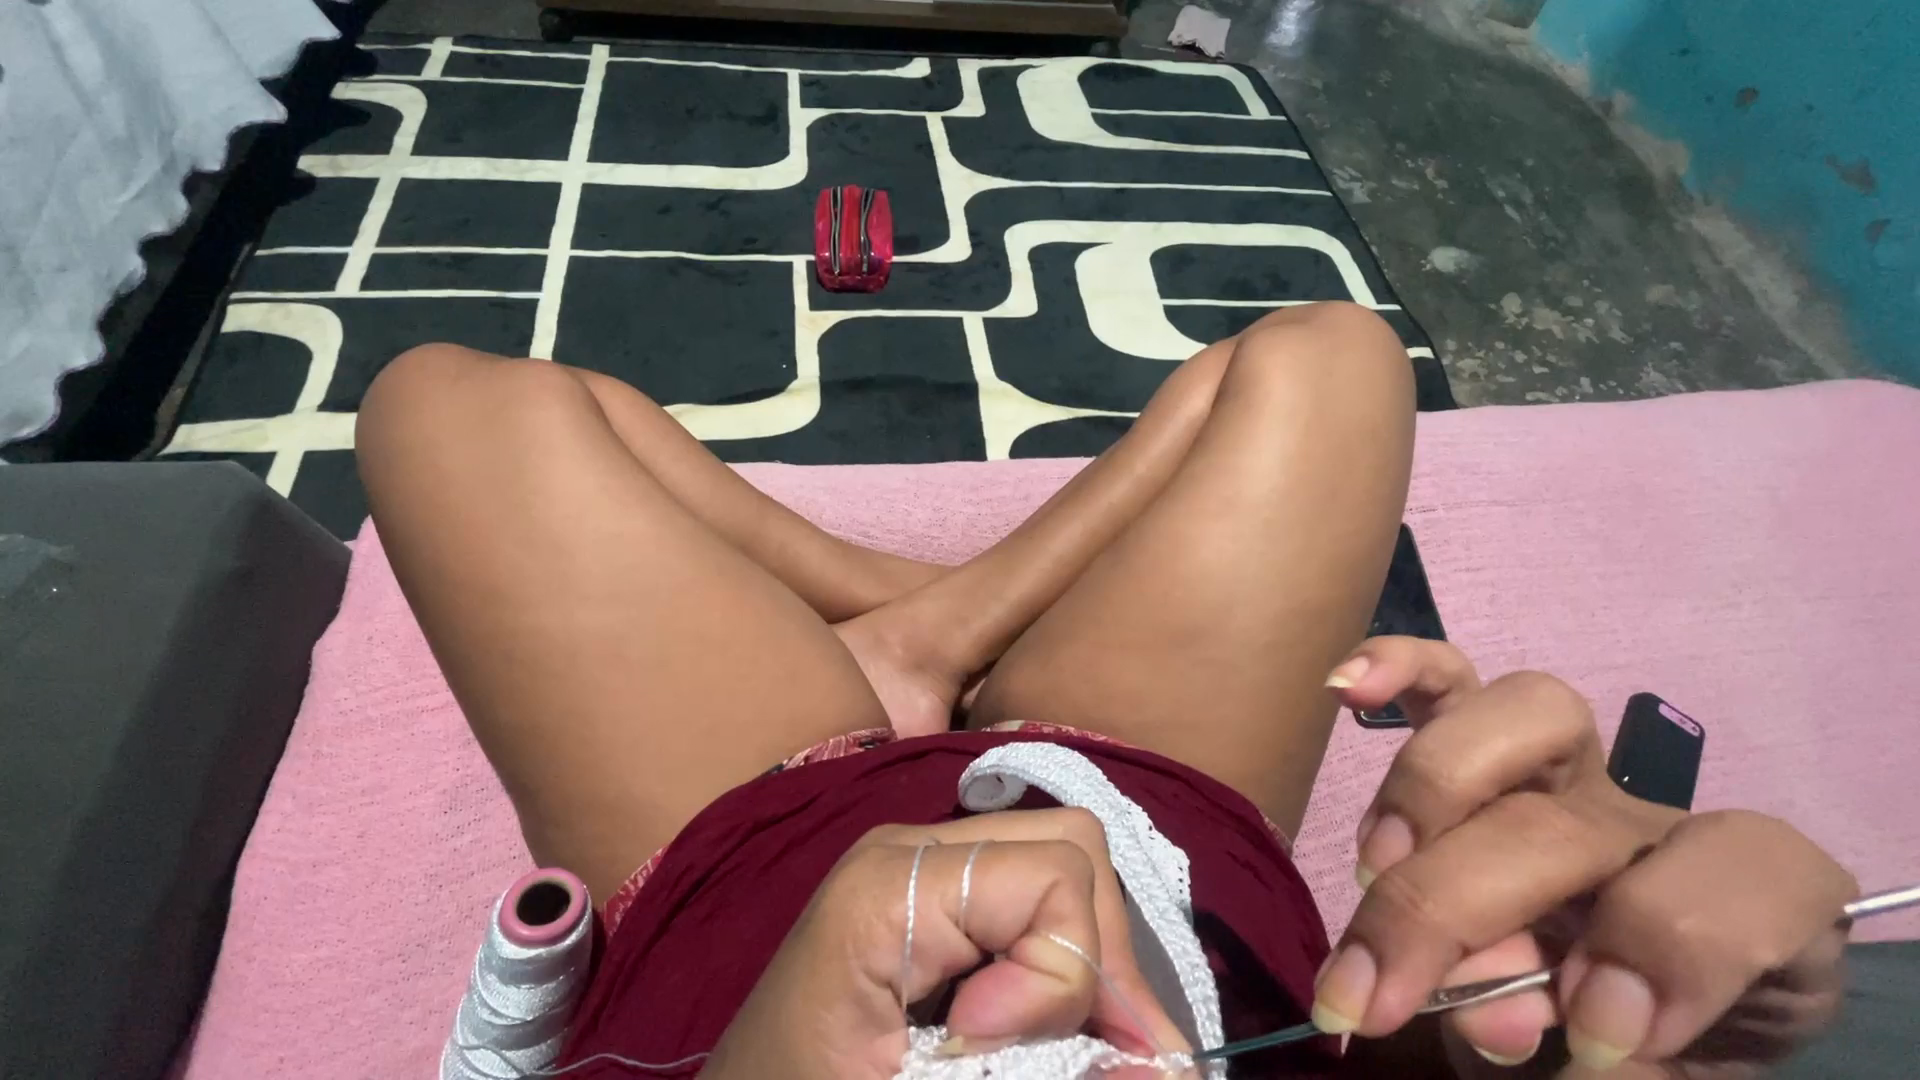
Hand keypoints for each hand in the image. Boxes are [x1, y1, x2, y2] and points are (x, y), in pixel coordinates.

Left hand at [700, 808, 1190, 1079]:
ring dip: (1080, 958)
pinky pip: (1024, 889)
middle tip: (1086, 1050)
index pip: (1056, 873)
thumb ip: (1055, 1072)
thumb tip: (1177, 1069)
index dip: (1063, 975)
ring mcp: (917, 860)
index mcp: (893, 885)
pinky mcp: (926, 889)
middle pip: (1069, 845)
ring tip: (1055, 1041)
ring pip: (1058, 862)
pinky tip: (1023, 1018)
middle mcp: (910, 846)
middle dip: (1096, 954)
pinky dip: (1051, 955)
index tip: (996, 1046)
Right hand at [1323, 637, 1857, 1078]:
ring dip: (1423, 794)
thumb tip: (1492, 1012)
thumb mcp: (1633, 1076)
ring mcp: (1560, 767)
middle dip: (1448, 909)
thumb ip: (1591, 1058)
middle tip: (1377, 992)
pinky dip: (1397, 669)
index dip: (1667, 943)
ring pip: (1517, 715)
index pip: (1740, 876)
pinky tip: (1343, 687)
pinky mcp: (1480, 739)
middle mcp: (1644, 821)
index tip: (1588, 1034)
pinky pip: (1447, 677)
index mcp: (1741, 914)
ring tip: (1370, 872)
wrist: (1590, 1017)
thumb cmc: (1622, 1047)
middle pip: (1557, 824)